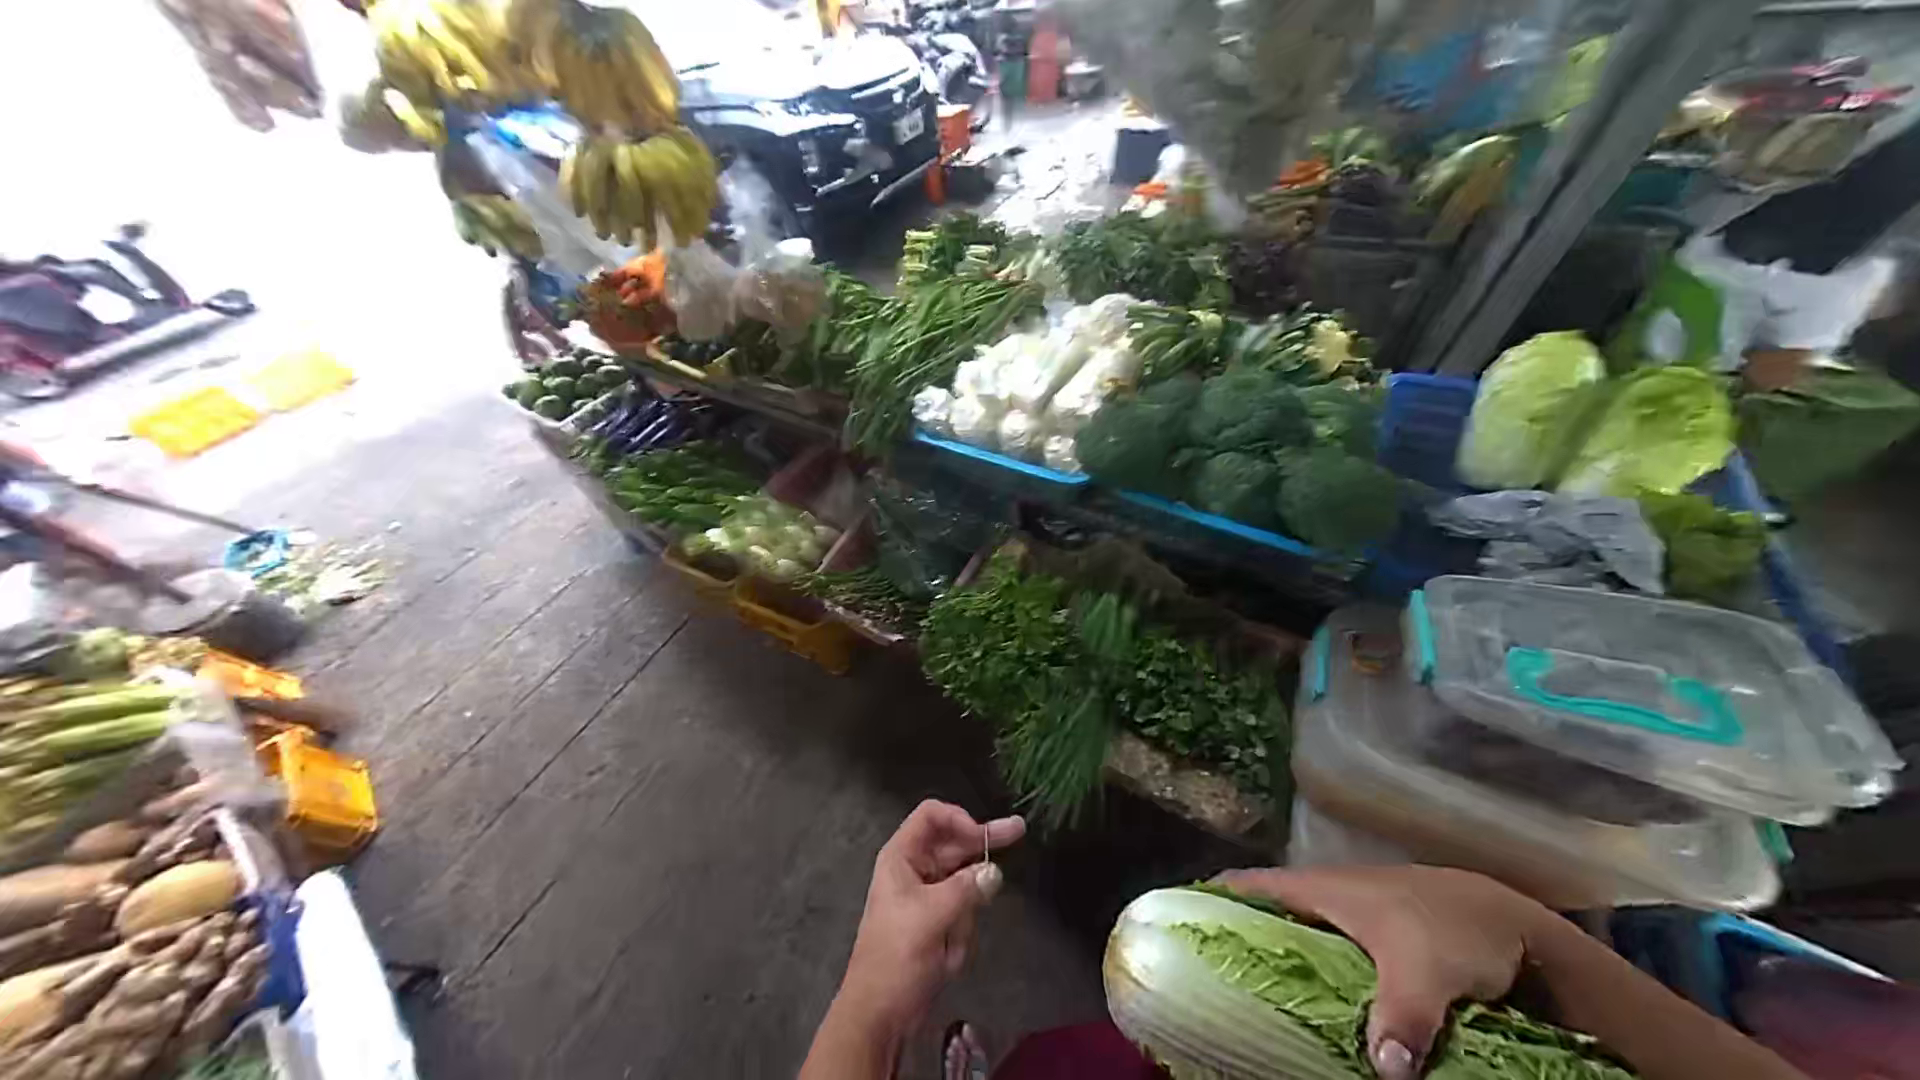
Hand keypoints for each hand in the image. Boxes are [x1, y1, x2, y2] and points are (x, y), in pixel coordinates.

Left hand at [838, 800, 1025, 1040]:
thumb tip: (994, 872)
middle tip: (1017, 830)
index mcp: (901, 856)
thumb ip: (967, 889)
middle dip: (980, 846)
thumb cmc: (896, 957)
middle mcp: (915, 868)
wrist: (880, 1015)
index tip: (981, 834)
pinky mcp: (939, 918)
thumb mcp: (932, 917)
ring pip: (964, 879)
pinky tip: (948, 956)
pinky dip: (963, 929)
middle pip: (954, 842)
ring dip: (966, 909)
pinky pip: (964, 908)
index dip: (958, 818)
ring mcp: (928, 893)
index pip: (931, 816)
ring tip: (948, 943)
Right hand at [1213, 865, 1554, 1079]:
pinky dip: (1305, 979)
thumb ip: (1400, 1014)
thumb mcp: (1423, 969)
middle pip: (1257, 915)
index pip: (1241, 885)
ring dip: (1269, 963)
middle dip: (1231, 941)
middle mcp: (1318, 899)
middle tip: (1207, 982)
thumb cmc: (1450, 925)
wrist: (1511, 923)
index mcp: (1312, 887)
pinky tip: (1305, 1013)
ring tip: (1245, 1002)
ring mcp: (1343, 921)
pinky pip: (1319, 960)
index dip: (1204, 898)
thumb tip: (1382, 1074)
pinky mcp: (1368, 943)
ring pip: (1289, 939)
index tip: (1176, 927)